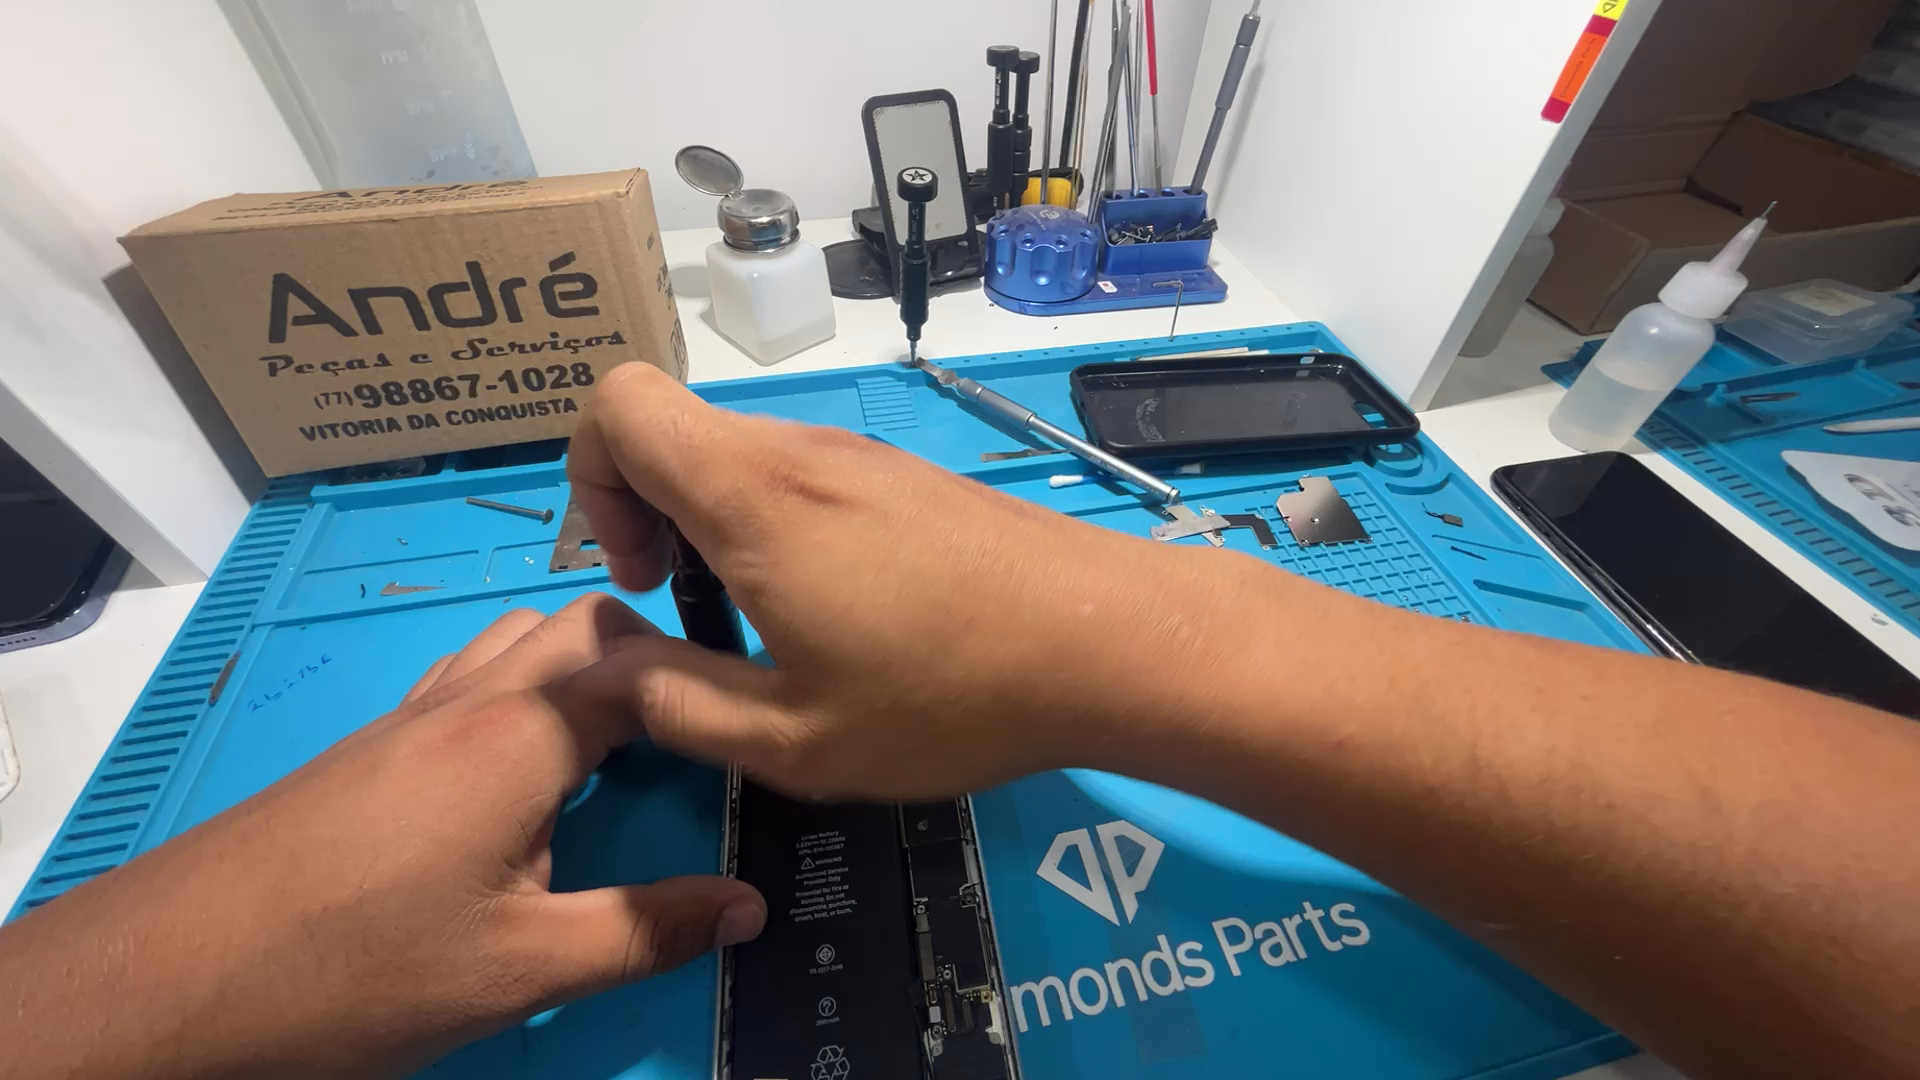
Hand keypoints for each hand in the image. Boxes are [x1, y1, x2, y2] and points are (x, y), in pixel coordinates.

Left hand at [0, 595, 765, 1079]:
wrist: (138, 997)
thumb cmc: (345, 977)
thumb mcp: (518, 971)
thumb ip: (647, 932)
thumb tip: (752, 909)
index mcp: (526, 737)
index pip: (646, 669)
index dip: (709, 684)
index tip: (752, 716)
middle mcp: (479, 697)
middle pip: (589, 623)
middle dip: (653, 655)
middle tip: (687, 724)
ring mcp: (420, 709)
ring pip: (529, 631)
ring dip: (585, 657)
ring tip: (617, 724)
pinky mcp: (379, 735)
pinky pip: (478, 665)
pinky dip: (527, 676)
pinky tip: (525, 748)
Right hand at [566, 363, 1275, 799]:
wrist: (1105, 640)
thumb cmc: (949, 695)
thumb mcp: (793, 734)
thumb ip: (675, 700)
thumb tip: (597, 666)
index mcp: (755, 495)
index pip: (620, 403)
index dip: (593, 478)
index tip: (643, 573)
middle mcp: (805, 454)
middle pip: (682, 436)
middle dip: (656, 519)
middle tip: (703, 617)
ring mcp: (868, 459)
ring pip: (748, 463)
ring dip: (726, 534)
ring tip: (780, 629)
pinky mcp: (911, 480)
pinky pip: (812, 483)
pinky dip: (787, 534)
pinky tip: (848, 612)